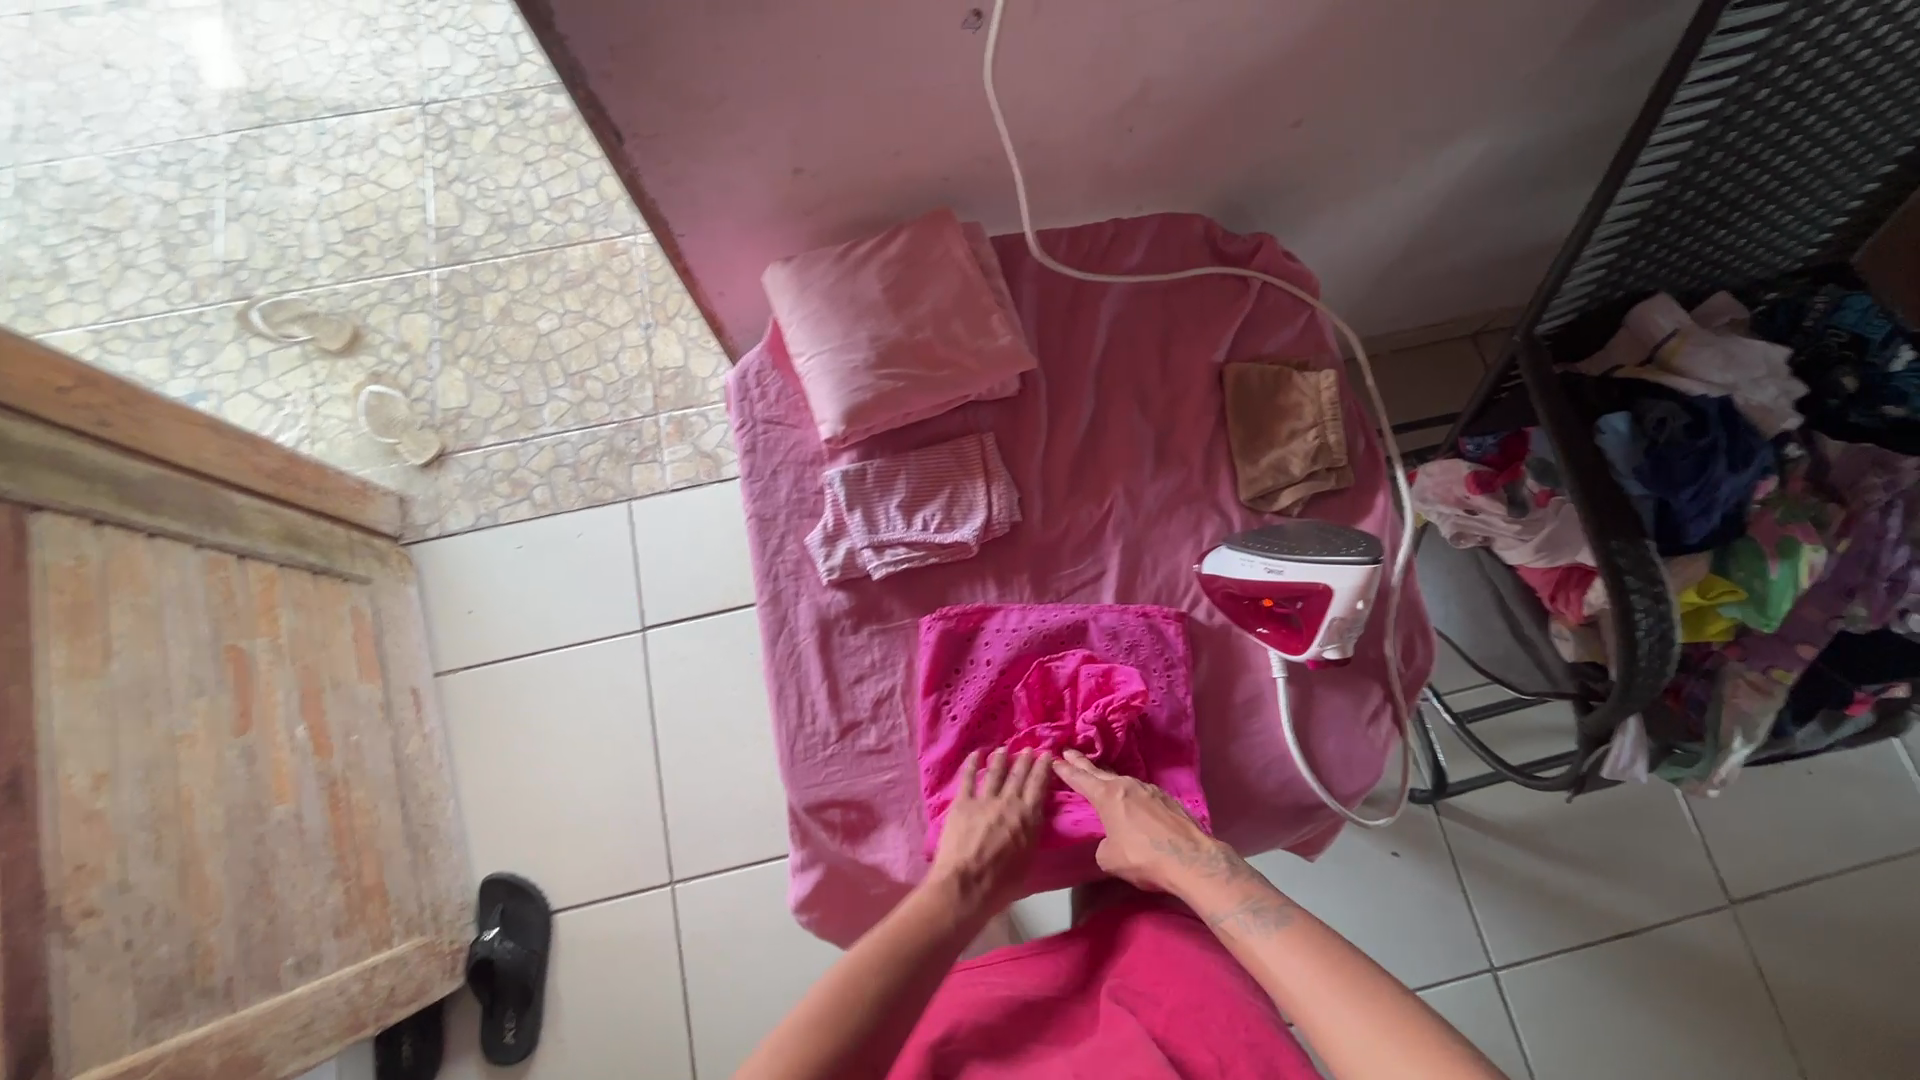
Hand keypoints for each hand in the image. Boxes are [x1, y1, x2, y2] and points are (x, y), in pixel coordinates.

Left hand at [927, 748, 1051, 916]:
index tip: (1046, 754)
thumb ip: (1031, 835)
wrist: (966, 885)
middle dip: (1025, 760)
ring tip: (1005, 749)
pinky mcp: (962, 803)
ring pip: (996, 773)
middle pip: (1019, 775)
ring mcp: (984, 800)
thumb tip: (1032, 821)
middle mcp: (1009, 803)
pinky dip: (973, 764)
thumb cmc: (1001, 884)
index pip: (1039, 786)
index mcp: (1028, 817)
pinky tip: (976, 754)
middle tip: (1028, 748)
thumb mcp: (1028, 860)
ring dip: (1001, 759)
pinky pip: (969, 778)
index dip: (1043, 768)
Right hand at [1051, 749, 1250, 895]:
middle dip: (1083, 763)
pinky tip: (1133, 800)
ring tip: (1101, 778)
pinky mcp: (1168, 799)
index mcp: (1107, 797)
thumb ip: (1104, 846)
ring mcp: (1150, 790)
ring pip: (1123, 781)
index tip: (1055, 759)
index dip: (1066, 771)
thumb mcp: (1110, 859)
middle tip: (1069, 752)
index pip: (1080, 779)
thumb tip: (1111, 842)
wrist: (1190, 859)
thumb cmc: (1143, 857)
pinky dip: (1132, 793)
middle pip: (1100, 772)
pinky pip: (1142, 792)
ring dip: (1109, 779)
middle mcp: (1127, 786)